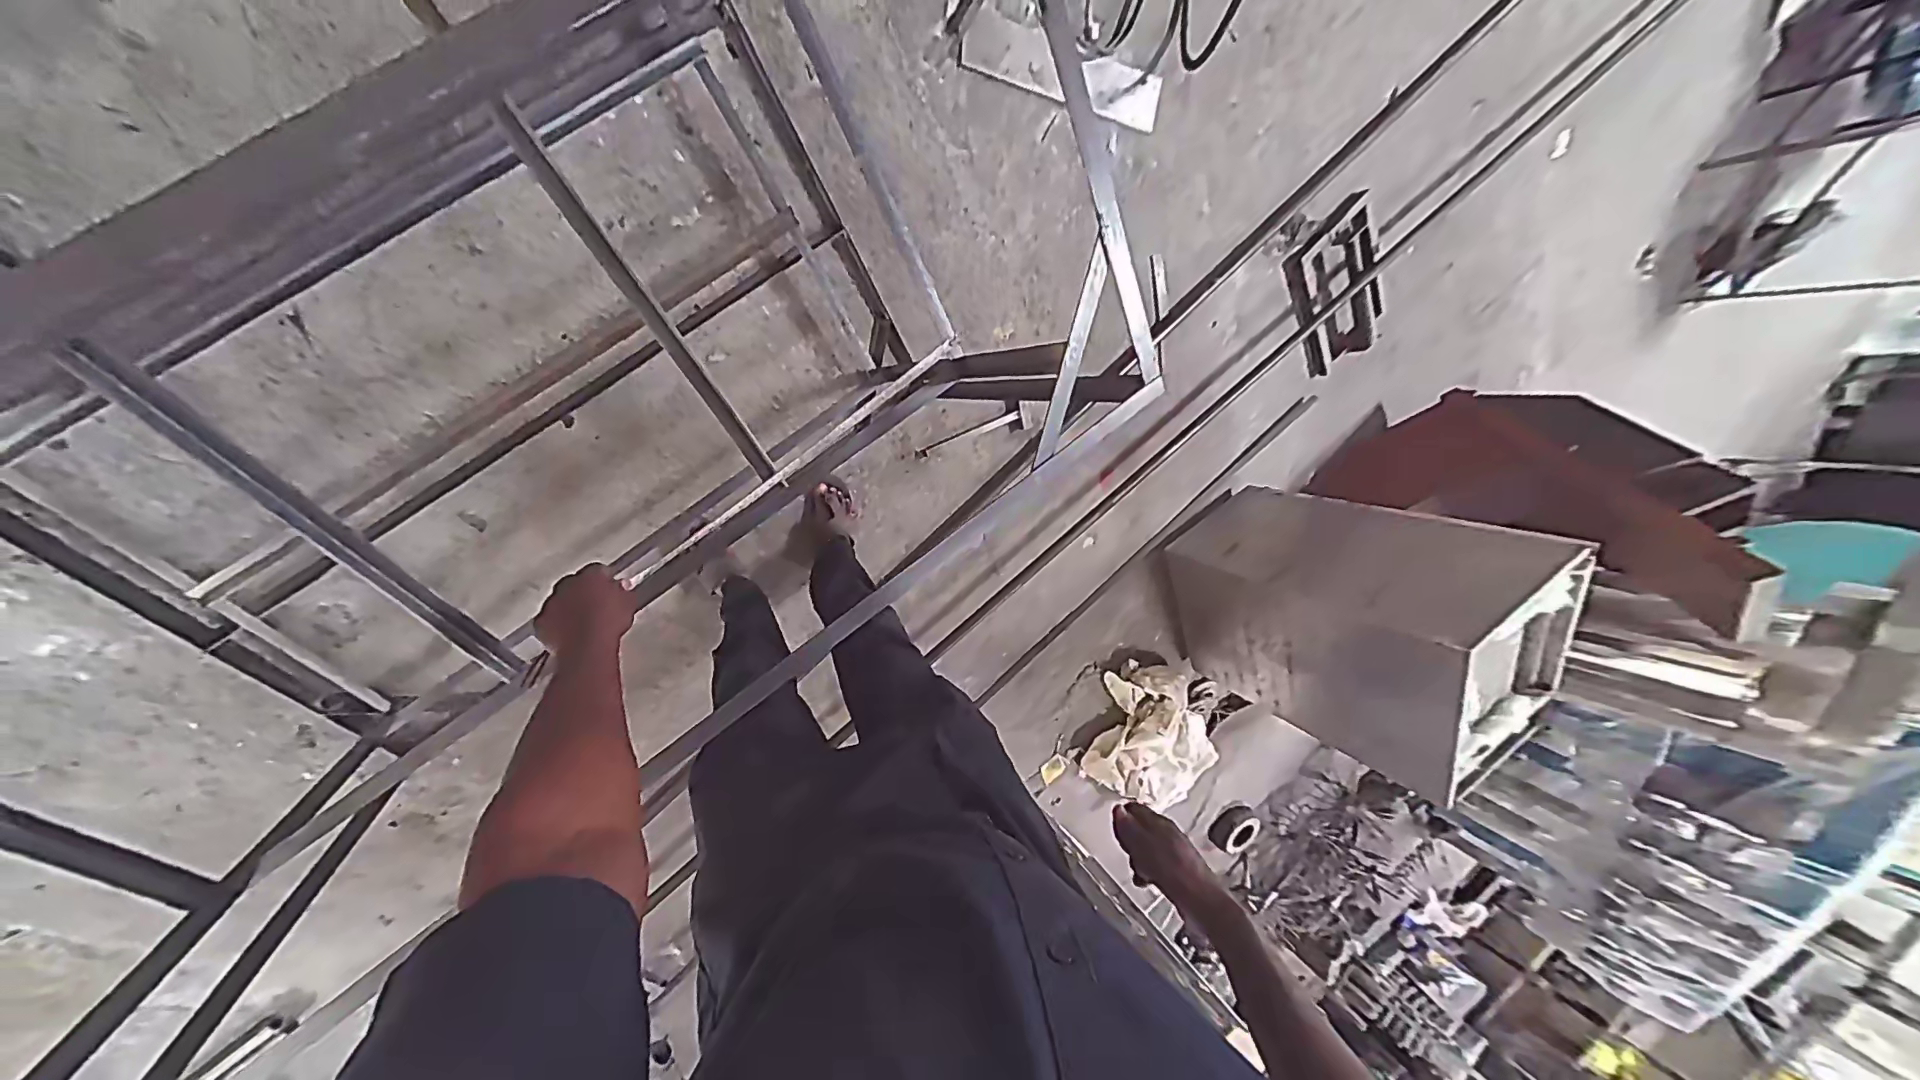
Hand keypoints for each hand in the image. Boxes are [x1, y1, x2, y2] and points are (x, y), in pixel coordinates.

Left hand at [533, 563, 639, 658]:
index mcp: (591, 575)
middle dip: (584, 592)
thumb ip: (624, 592)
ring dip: (569, 607)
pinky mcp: (541, 621)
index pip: (598, 570)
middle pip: (576, 583)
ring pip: (560, 600)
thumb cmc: (609, 621)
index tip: (611, 588)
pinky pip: (548, 620)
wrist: (587, 645)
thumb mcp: (629, 604)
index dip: (606, 580)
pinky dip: (556, 625)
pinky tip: (568, 633)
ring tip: (583, 622)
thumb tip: (622, 589)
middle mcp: (568, 583)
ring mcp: (552, 602)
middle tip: (597, 605)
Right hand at [1113, 802, 1234, 921]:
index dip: (1122, 817)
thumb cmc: (1171, 870)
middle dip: (1130, 841)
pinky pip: (1156, 865)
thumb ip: (1129, 827)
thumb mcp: (1142, 845)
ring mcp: (1176, 852)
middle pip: (1141, 830)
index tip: (1116, 830)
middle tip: (1128, 853)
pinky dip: (1149, 871)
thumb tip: (1118, 809)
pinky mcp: (1179, 871)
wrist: (1200, 901)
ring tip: (1139, 871)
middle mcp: (1169, 834)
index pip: (1136, 809)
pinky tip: (1148, 881)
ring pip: (1147, 849)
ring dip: (1138, 859)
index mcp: (1161, 823)